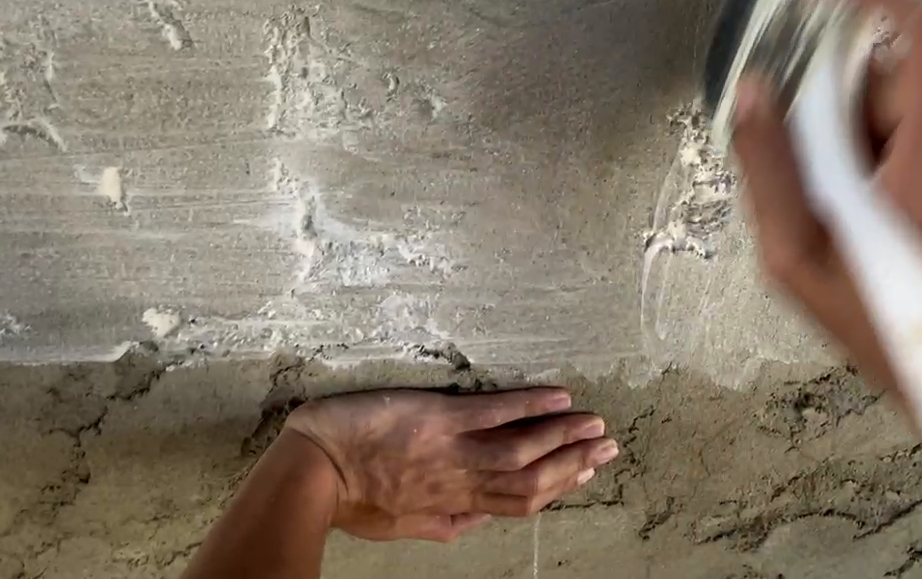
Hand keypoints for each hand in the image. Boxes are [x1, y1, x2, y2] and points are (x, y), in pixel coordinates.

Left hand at [282, 388, 618, 542]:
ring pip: (523, 449)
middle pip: (531, 479)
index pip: (518, 502)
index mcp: (454, 506)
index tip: (585, 475)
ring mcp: (454, 449)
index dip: (557, 491)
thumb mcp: (399, 525)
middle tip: (609, 447)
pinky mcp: (441, 417)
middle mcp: (463, 481)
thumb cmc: (351, 497)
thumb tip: (473, 520)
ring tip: (596, 424)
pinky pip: (494, 413)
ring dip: (564, 437)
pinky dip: (530, 405)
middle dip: (574, 464)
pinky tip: (558, 396)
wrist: (312, 470)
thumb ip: (442, 522)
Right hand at [729, 0, 921, 391]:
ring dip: (873, 139)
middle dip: (850, 109)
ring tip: (862, 211)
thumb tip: (755, 87)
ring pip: (919, 109)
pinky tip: (892, 217)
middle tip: (827, 177)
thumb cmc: (886, 326)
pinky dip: (900, 154)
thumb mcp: (796, 256)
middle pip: (906, 80)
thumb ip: (768, 165)